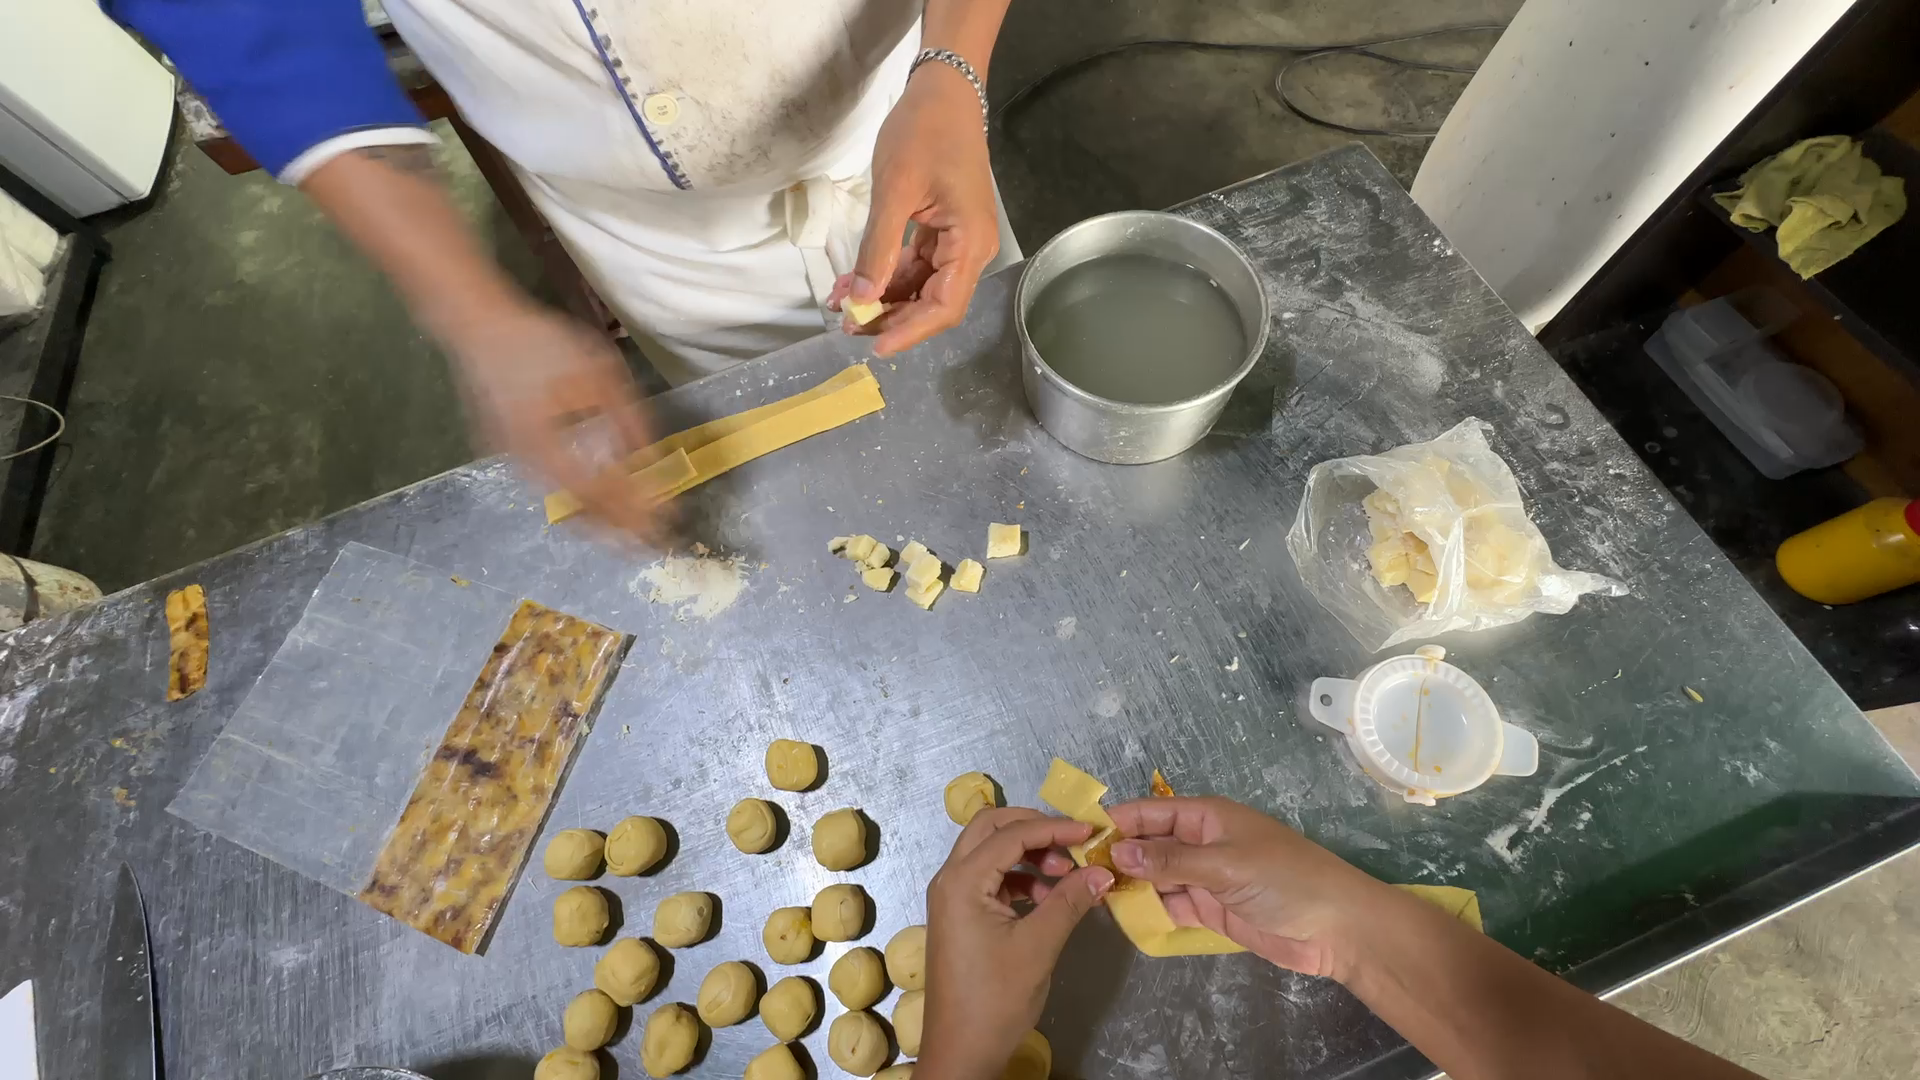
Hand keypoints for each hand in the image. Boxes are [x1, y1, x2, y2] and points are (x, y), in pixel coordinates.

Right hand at [444, 303, 667, 541]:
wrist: (480, 325)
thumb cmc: (547, 345)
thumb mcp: (602, 376)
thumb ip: (629, 421)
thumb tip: (655, 460)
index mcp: (549, 444)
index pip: (601, 494)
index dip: (635, 513)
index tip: (666, 523)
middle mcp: (527, 463)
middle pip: (582, 511)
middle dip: (621, 529)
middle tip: (655, 541)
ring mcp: (513, 462)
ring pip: (565, 506)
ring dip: (603, 522)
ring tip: (635, 533)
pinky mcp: (509, 454)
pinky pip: (552, 491)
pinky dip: (582, 505)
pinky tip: (603, 508)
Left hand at [832, 62, 998, 356]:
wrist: (944, 91)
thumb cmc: (924, 131)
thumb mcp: (895, 190)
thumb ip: (878, 249)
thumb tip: (862, 297)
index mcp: (970, 245)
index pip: (943, 307)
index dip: (910, 331)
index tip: (875, 345)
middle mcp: (971, 253)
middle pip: (933, 305)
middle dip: (891, 318)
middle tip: (849, 323)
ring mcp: (957, 246)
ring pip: (921, 291)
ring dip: (884, 301)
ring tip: (843, 305)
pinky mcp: (942, 237)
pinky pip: (915, 270)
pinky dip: (887, 278)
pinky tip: (855, 284)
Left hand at [920, 808, 1112, 1079]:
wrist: (961, 1054)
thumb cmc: (995, 1000)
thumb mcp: (1038, 947)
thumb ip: (1069, 901)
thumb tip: (1102, 872)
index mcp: (962, 879)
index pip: (1010, 834)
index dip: (1053, 828)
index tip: (1089, 832)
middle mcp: (950, 877)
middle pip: (991, 827)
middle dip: (1034, 828)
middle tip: (1071, 842)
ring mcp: (952, 894)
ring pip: (990, 850)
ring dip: (1028, 854)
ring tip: (1065, 876)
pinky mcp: (960, 912)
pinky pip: (990, 876)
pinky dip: (1019, 877)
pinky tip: (1047, 897)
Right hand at [1106, 797, 1390, 979]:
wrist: (1339, 929)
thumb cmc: (1284, 878)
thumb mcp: (1224, 864)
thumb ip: (1170, 860)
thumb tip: (1117, 851)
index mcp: (1203, 816)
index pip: (1148, 812)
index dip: (1115, 822)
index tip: (1079, 837)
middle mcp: (1198, 842)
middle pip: (1147, 844)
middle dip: (1117, 855)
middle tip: (1078, 874)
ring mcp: (1203, 876)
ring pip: (1154, 875)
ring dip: (1129, 884)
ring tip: (1092, 896)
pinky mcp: (1210, 908)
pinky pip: (1170, 904)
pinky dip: (1149, 909)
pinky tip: (1123, 916)